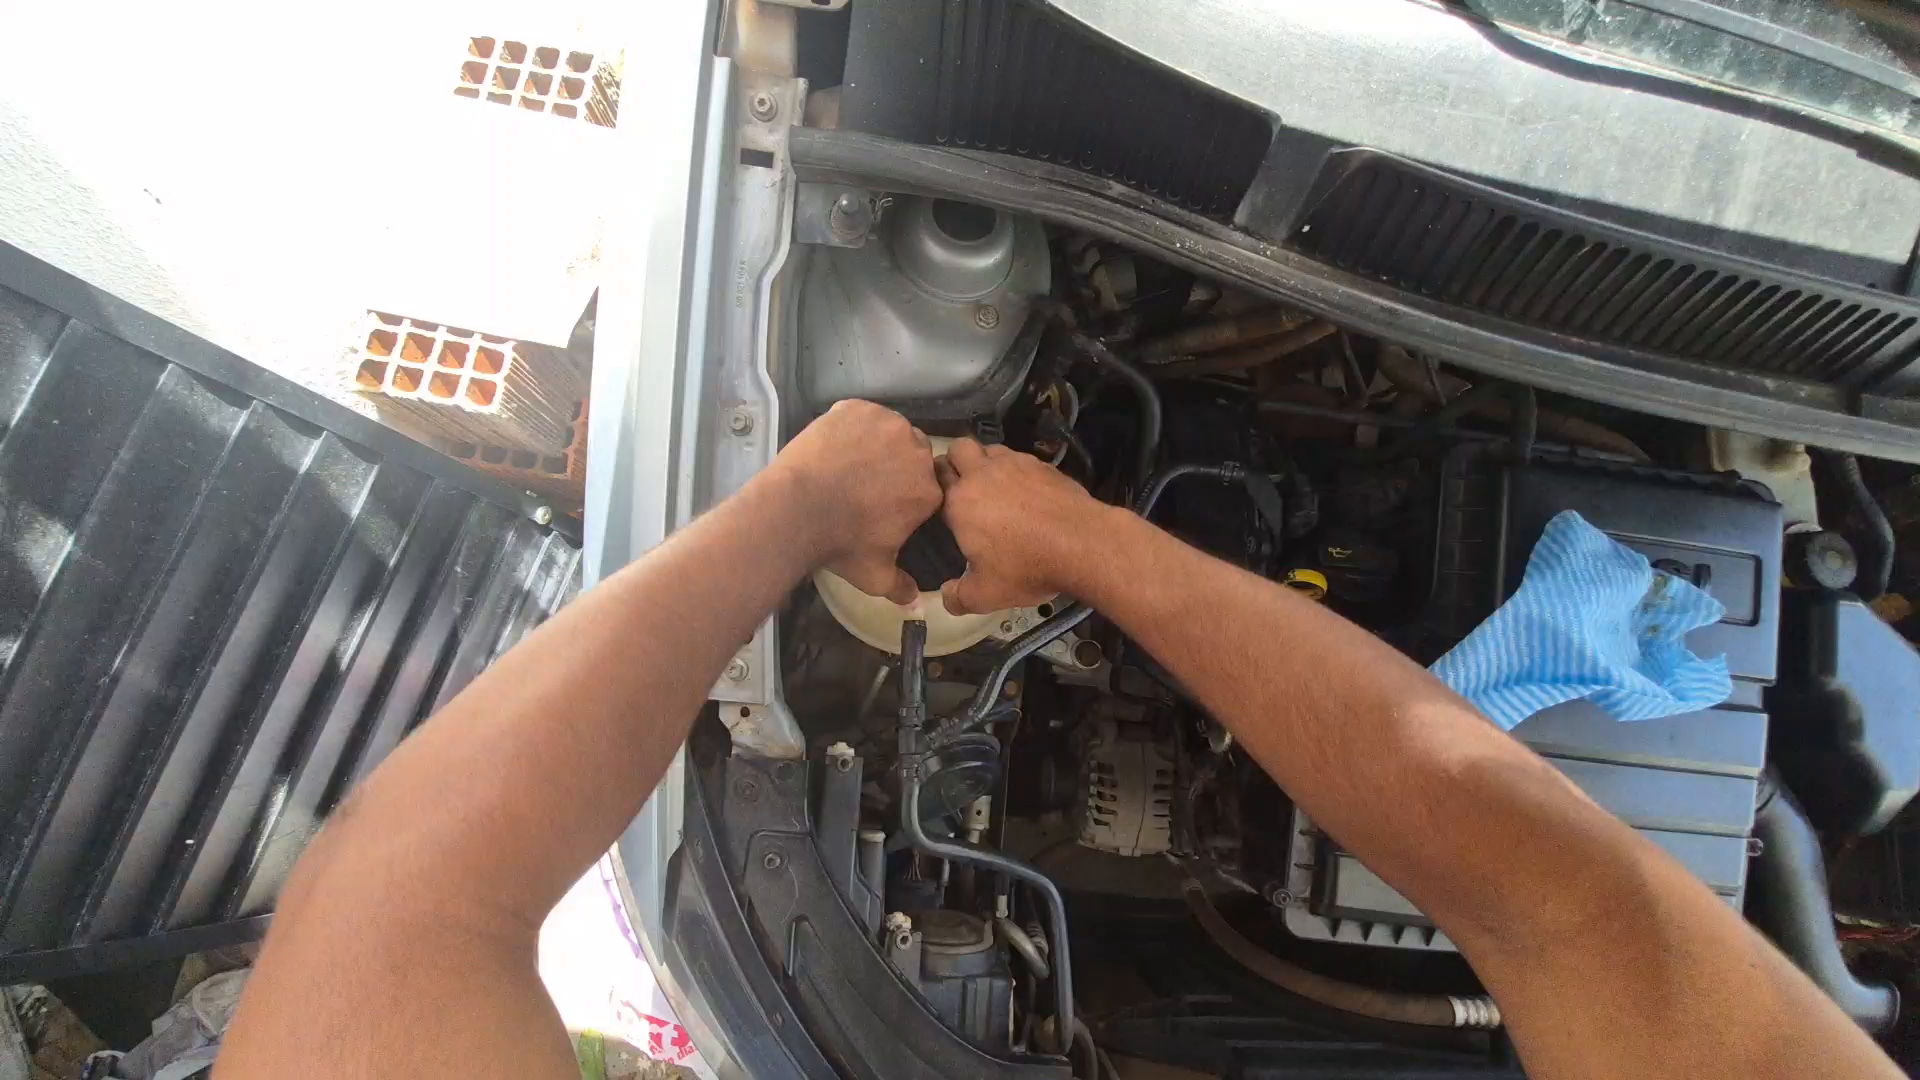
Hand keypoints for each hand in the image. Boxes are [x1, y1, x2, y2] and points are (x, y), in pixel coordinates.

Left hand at [771, 400, 941, 603]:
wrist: (796, 510)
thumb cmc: (841, 543)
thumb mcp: (875, 574)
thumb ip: (901, 587)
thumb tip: (916, 603)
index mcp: (928, 490)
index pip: (927, 486)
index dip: (907, 494)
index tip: (886, 503)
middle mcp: (917, 450)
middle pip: (914, 454)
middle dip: (897, 466)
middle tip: (866, 483)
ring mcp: (886, 424)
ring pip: (891, 430)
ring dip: (878, 443)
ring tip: (849, 462)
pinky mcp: (857, 408)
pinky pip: (862, 414)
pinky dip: (852, 426)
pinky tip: (836, 445)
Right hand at [935, 438, 1110, 614]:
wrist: (1082, 544)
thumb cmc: (1027, 567)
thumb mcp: (986, 595)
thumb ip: (958, 596)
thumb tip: (946, 596)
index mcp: (961, 501)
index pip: (936, 478)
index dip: (938, 486)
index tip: (944, 501)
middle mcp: (983, 474)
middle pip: (958, 448)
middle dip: (956, 461)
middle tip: (965, 485)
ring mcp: (1016, 464)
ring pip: (991, 449)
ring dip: (987, 461)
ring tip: (997, 486)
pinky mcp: (1043, 465)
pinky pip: (1021, 458)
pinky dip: (1018, 470)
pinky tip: (1028, 492)